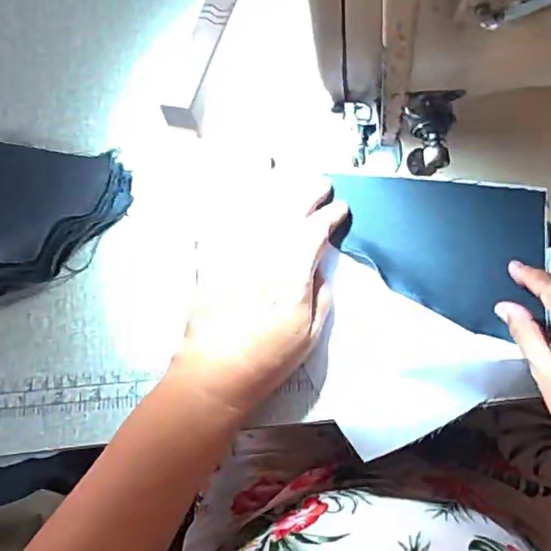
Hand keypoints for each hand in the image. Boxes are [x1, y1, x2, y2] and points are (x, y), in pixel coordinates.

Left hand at [169, 177, 349, 422]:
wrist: (215, 372)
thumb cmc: (267, 360)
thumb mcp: (310, 333)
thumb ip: (320, 294)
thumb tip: (318, 267)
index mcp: (292, 273)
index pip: (316, 230)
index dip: (331, 216)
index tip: (340, 211)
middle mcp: (263, 254)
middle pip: (288, 209)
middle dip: (308, 192)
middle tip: (321, 186)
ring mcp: (234, 254)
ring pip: (256, 208)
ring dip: (276, 190)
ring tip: (287, 178)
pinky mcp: (210, 259)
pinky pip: (223, 222)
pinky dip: (234, 206)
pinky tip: (244, 197)